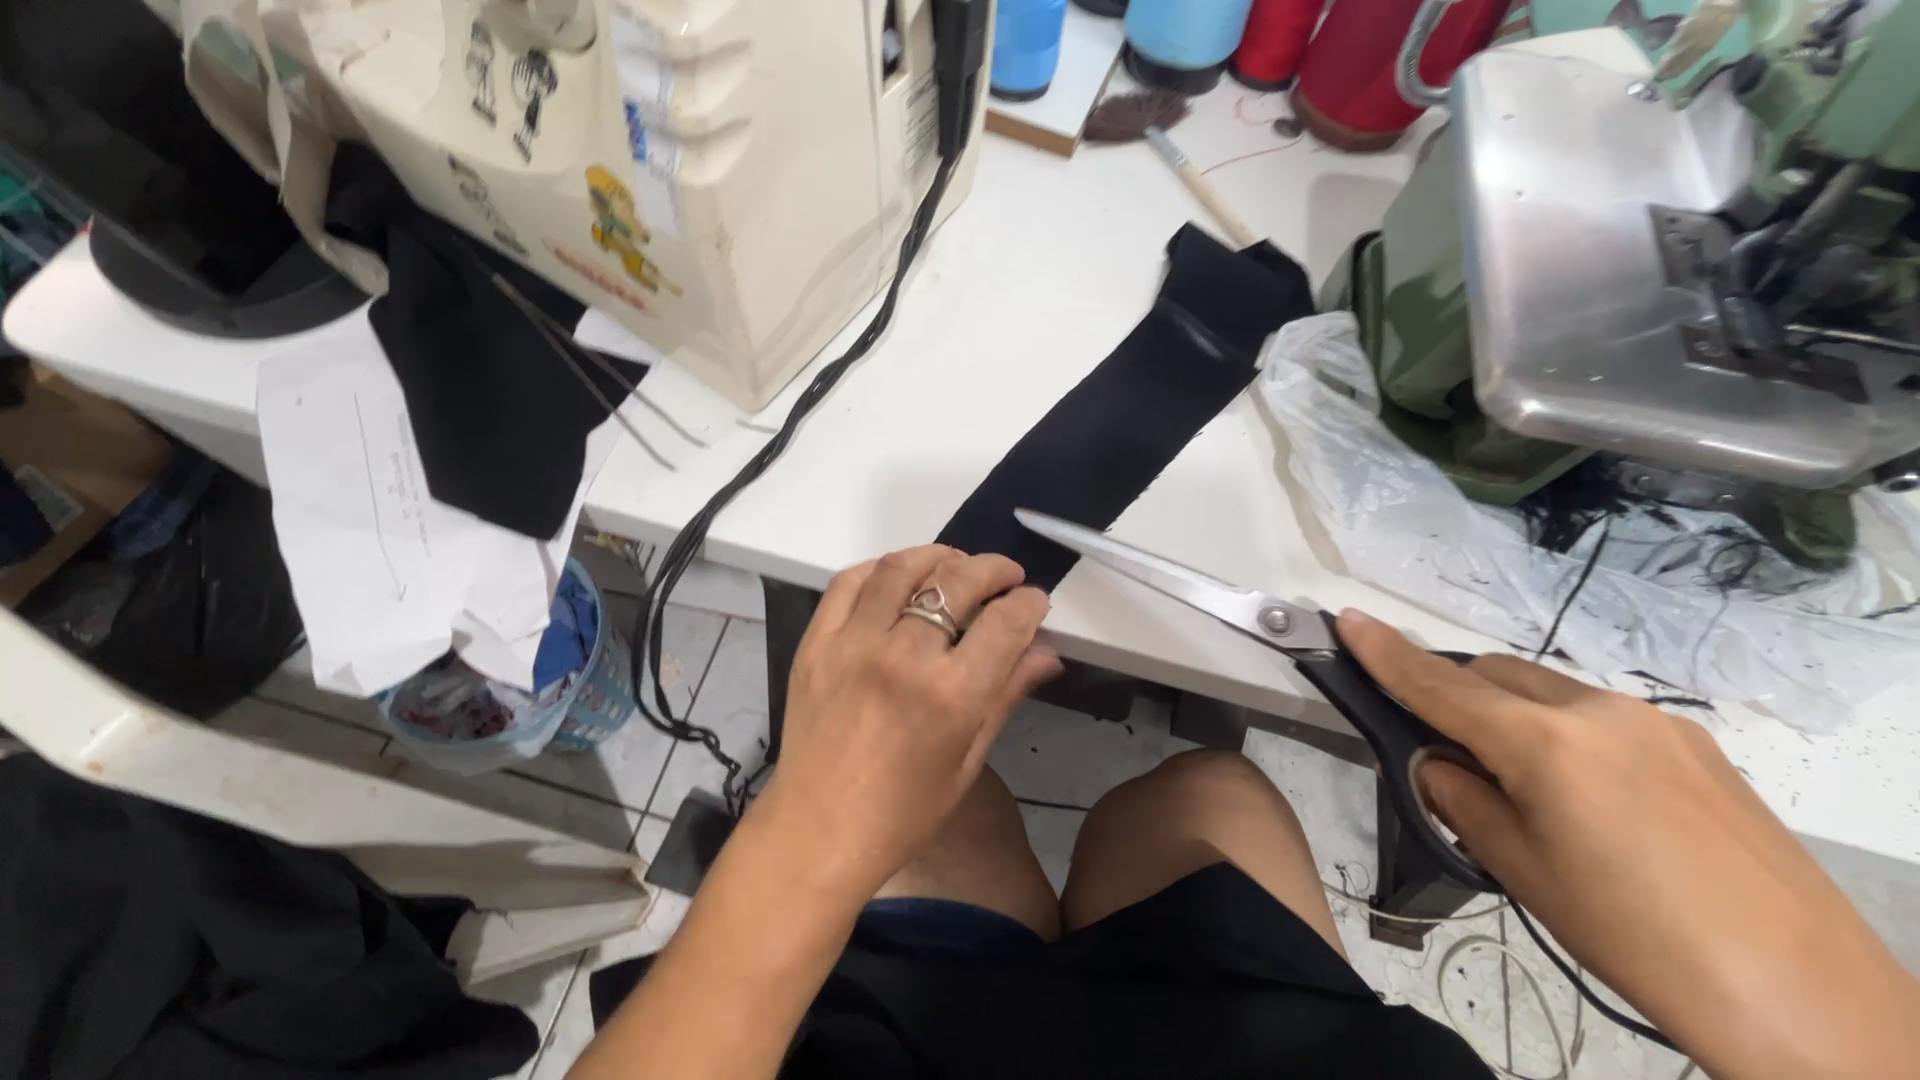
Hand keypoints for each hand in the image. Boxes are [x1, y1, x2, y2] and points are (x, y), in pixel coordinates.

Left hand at [753, 546, 1061, 896]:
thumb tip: (1047, 650)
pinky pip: (848, 582)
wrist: (818, 831)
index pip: (1005, 622)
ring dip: (938, 556)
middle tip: (1006, 576)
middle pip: (958, 581)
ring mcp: (852, 644)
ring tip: (955, 566)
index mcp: (950, 695)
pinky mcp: (815, 643)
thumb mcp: (968, 760)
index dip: (1029, 602)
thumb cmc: (903, 812)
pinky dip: (880, 569)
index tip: (1034, 601)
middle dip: (993, 569)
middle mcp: (902, 657)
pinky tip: (899, 577)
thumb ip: (1006, 694)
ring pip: (901, 568)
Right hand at [1338, 610, 1919, 1079]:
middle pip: (1495, 674)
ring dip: (1511, 714)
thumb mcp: (1519, 869)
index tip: (1347, 619)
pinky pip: (1600, 717)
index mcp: (1546, 744)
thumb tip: (1439, 762)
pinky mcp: (1698, 746)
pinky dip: (1564, 734)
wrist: (1804, 997)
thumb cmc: (1634, 938)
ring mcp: (1657, 723)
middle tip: (1438, 749)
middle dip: (1453, 692)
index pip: (1440, 685)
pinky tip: (1589, 800)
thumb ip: (1461, 797)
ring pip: (1549, 692)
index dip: (1387, 653)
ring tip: (1520, 786)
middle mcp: (1600, 711)